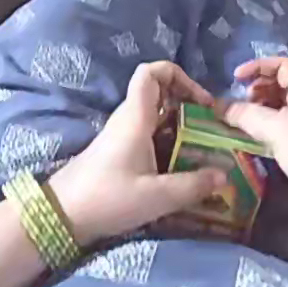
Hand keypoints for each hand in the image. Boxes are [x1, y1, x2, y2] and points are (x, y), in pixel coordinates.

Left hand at [46, 62, 226, 245]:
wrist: (62, 215)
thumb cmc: (107, 198)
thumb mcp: (156, 196)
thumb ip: (193, 185)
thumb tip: (225, 175)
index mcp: (136, 116)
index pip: (152, 72)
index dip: (178, 75)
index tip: (200, 100)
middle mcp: (129, 117)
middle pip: (158, 90)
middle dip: (187, 100)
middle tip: (209, 124)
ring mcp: (122, 133)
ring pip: (156, 113)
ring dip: (180, 121)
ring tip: (203, 144)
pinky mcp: (120, 149)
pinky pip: (149, 131)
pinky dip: (168, 137)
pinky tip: (182, 162)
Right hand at [222, 58, 287, 224]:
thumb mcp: (277, 129)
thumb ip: (247, 114)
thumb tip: (220, 107)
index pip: (285, 66)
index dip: (260, 65)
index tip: (236, 77)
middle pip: (280, 85)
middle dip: (256, 87)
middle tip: (237, 100)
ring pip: (277, 108)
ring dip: (256, 108)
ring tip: (237, 118)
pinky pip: (276, 130)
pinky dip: (259, 128)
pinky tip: (245, 136)